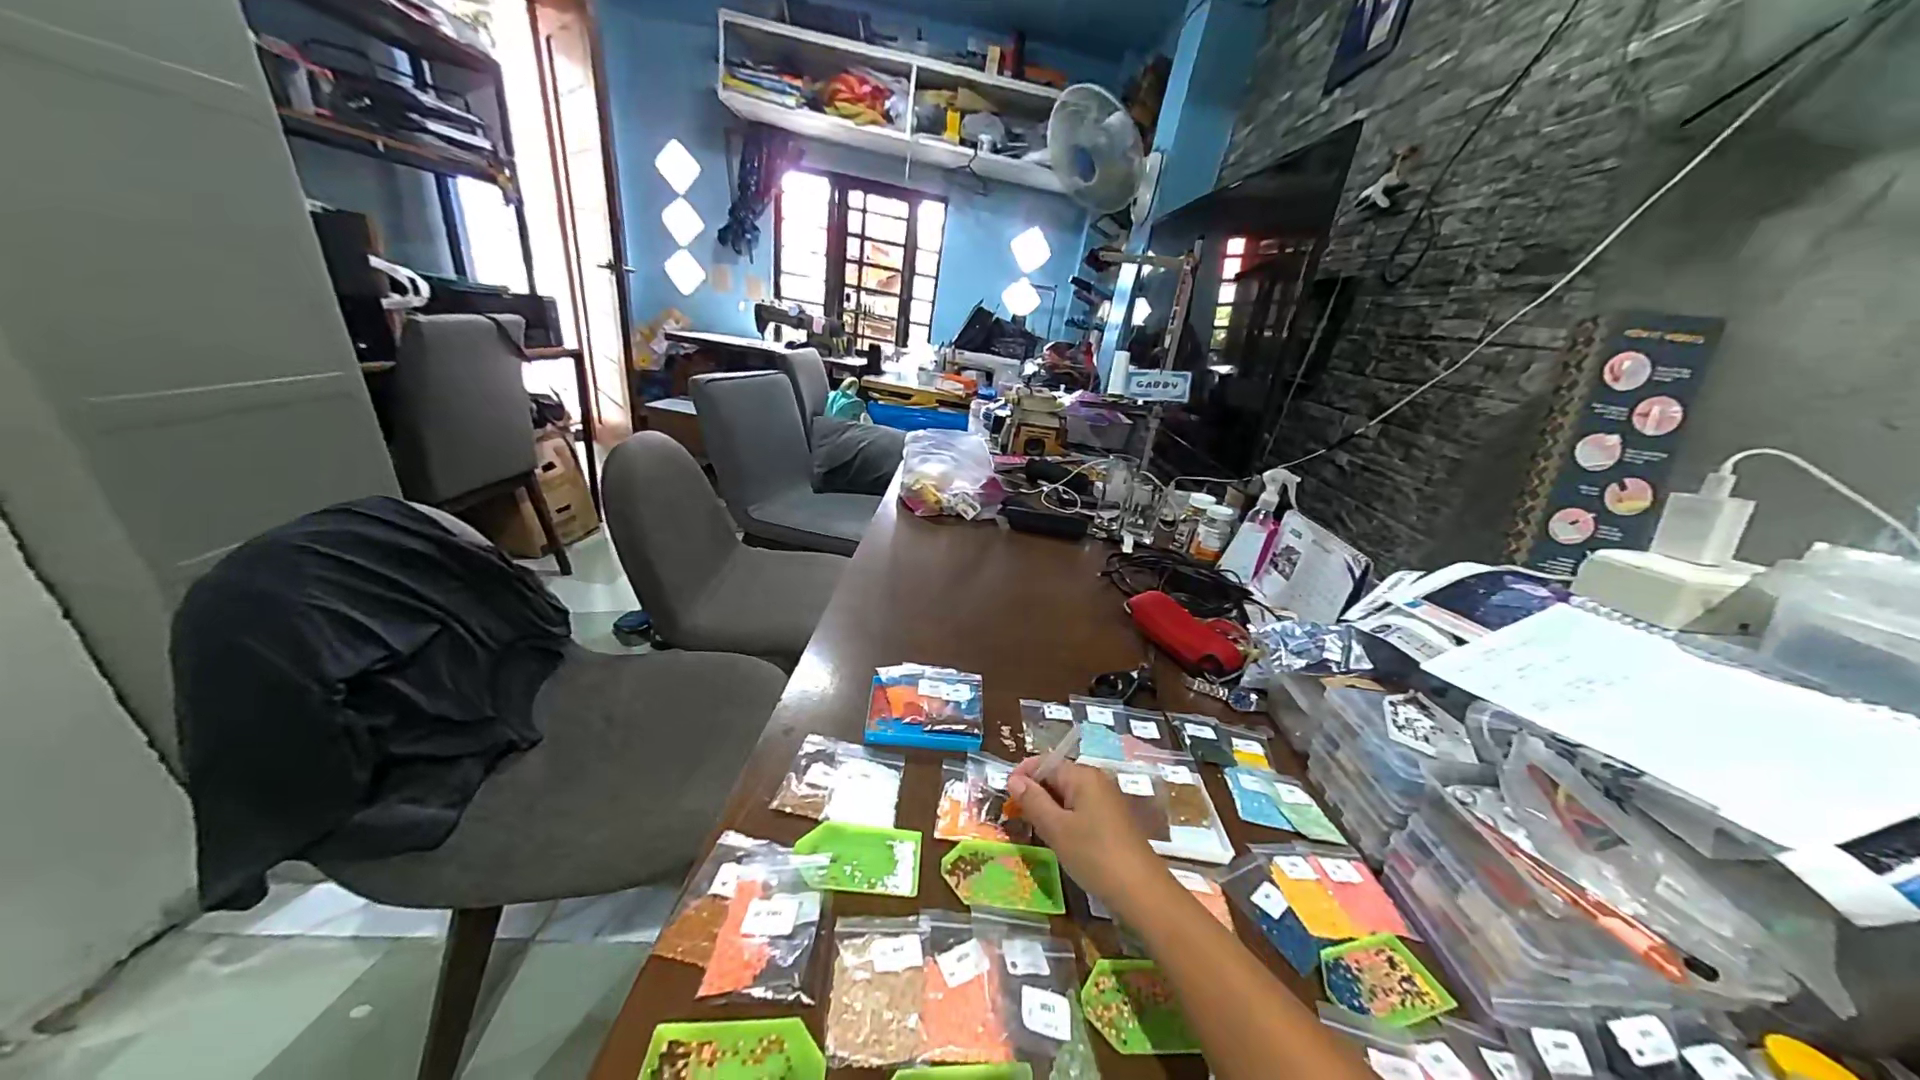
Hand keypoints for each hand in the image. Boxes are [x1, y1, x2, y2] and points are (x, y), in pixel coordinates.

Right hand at [1008, 760, 1170, 919]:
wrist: (1141, 891)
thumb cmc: (1094, 855)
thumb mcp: (1056, 828)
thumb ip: (1033, 801)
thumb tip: (1014, 780)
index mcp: (1083, 776)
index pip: (1046, 762)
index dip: (1023, 774)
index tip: (1005, 796)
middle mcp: (1097, 781)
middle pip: (1057, 776)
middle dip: (1035, 792)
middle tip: (1016, 816)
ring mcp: (1107, 801)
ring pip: (1068, 795)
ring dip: (1049, 808)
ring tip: (1033, 829)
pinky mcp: (1113, 820)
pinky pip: (1081, 810)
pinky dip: (1065, 819)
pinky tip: (1058, 839)